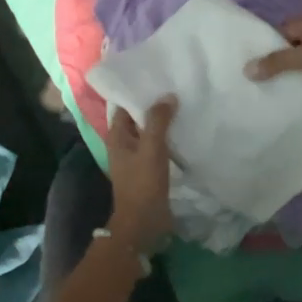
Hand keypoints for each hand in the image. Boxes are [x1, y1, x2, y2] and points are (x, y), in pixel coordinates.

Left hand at [103, 96, 176, 250]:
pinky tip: (185, 131)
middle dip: (154, 105)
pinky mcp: (149, 169)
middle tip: (176, 87)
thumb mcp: (151, 149)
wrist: (143, 224)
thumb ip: (158, 121)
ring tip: (184, 104)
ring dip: (163, 122)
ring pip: (150, 132)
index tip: (158, 78)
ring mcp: (136, 157)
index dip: (138, 92)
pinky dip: (168, 138)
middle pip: (138, 118)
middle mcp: (124, 144)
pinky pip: (158, 147)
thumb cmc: (143, 184)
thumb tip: (168, 96)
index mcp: (117, 136)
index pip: (124, 105)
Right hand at [246, 17, 301, 107]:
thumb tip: (246, 69)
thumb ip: (276, 62)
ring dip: (293, 72)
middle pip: (292, 45)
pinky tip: (295, 93)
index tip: (251, 59)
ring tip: (271, 88)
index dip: (266, 42)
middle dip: (278, 59)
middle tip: (258, 77)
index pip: (281, 29)